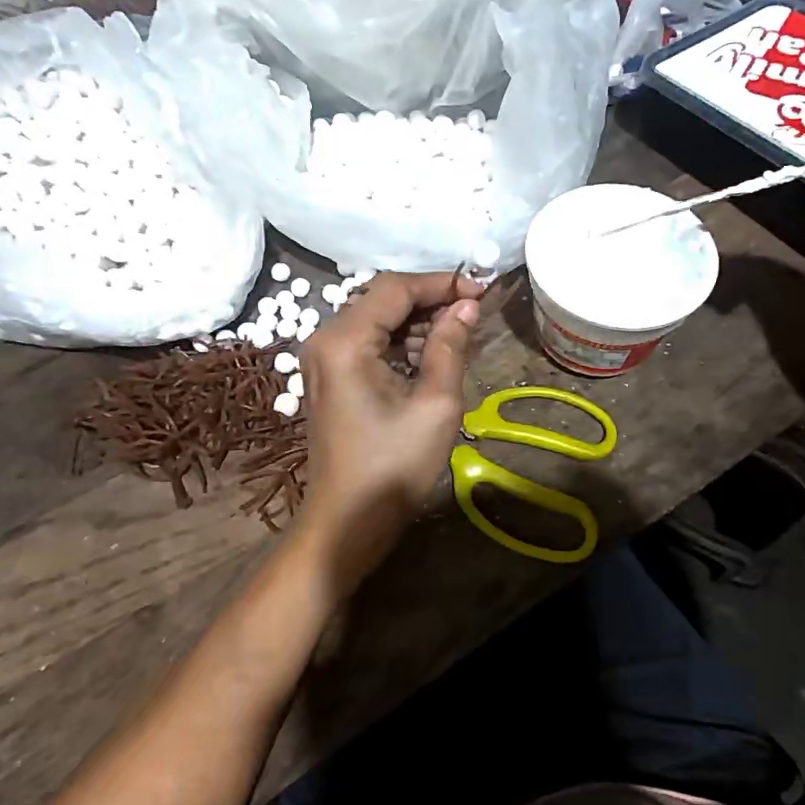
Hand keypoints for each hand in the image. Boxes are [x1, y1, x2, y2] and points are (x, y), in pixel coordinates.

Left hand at [296, 271, 482, 584]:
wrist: (347, 522)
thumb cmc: (393, 466)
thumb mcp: (435, 405)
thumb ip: (450, 346)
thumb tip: (466, 306)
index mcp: (344, 341)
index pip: (394, 288)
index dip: (440, 283)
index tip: (481, 292)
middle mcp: (325, 340)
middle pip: (382, 300)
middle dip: (430, 302)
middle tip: (473, 315)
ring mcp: (323, 360)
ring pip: (376, 321)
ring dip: (416, 324)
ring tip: (458, 340)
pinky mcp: (330, 378)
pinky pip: (368, 345)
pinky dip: (400, 345)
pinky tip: (431, 359)